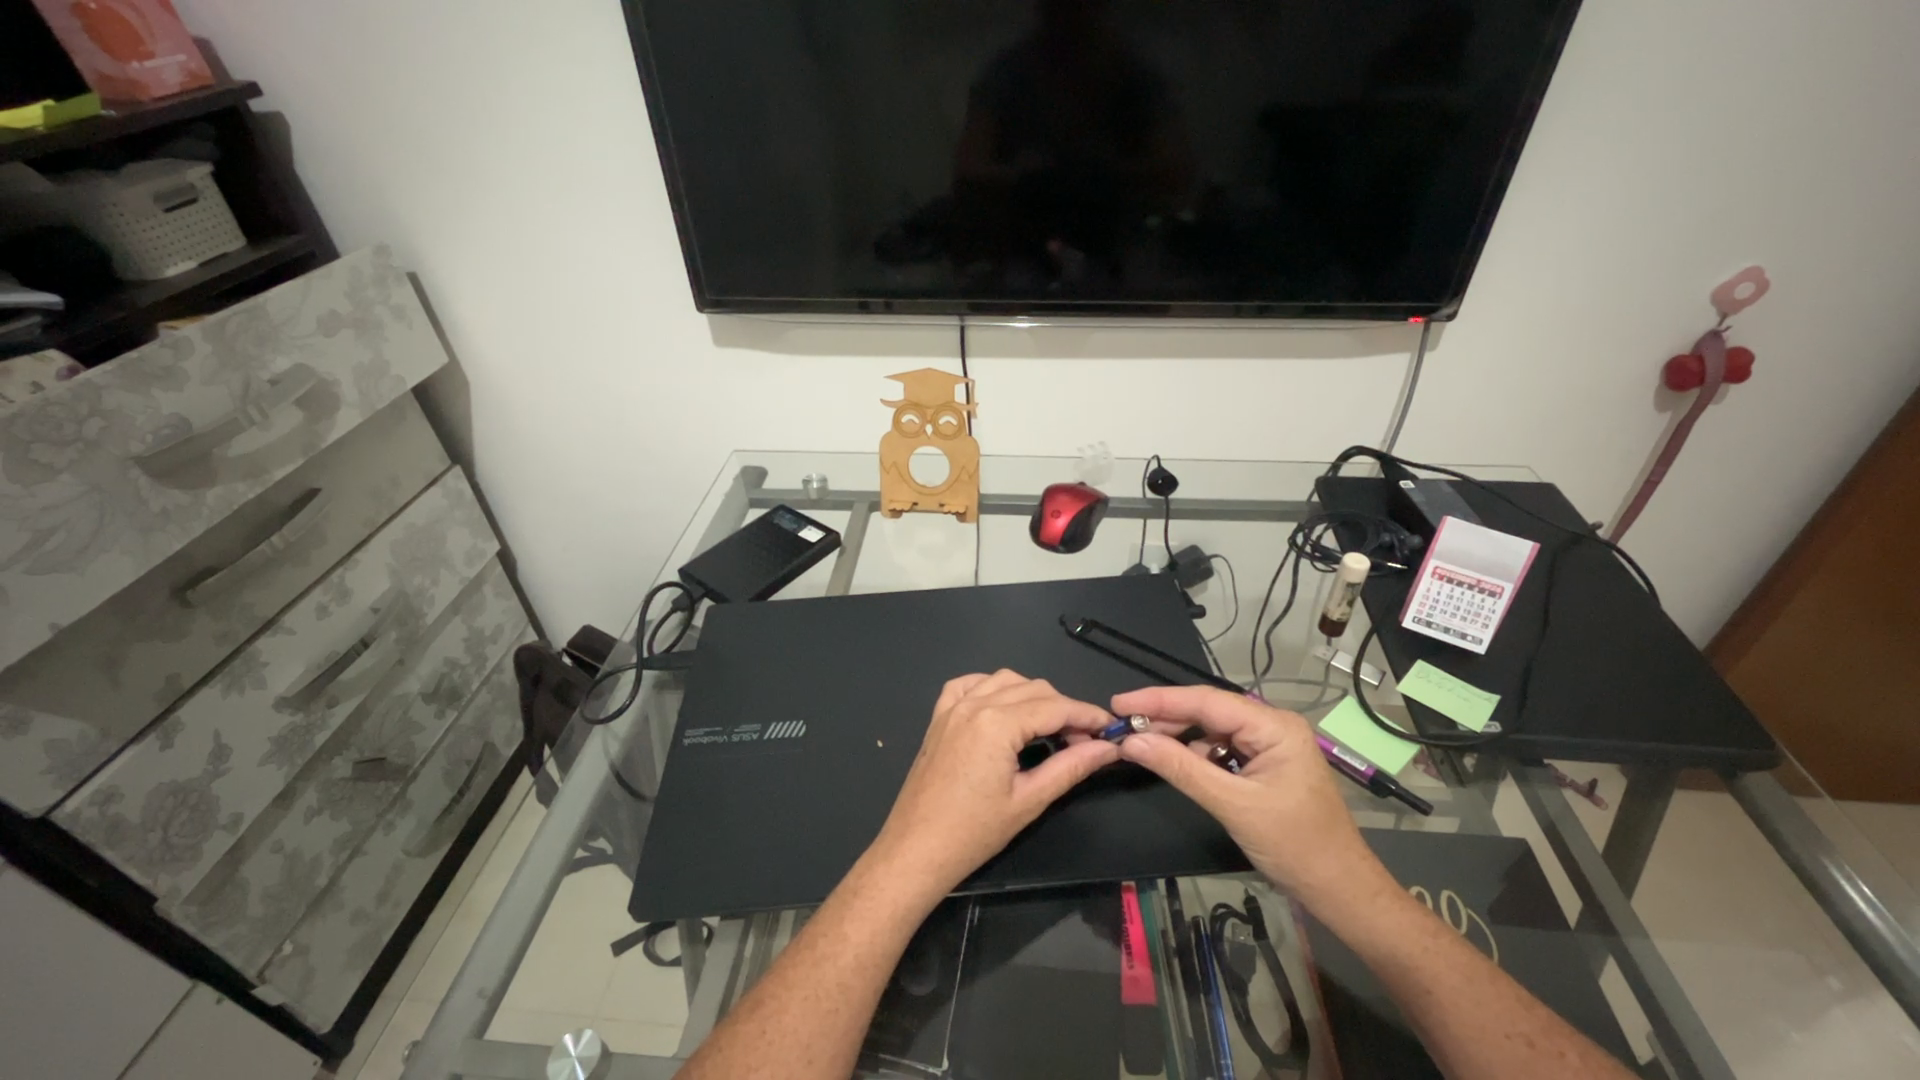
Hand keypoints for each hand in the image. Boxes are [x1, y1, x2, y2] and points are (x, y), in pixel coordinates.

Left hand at [869, 670, 1119, 895]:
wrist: (916, 849)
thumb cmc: (974, 832)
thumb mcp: (1029, 800)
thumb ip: (1071, 767)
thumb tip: (1109, 747)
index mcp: (998, 723)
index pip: (1056, 707)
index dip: (1088, 716)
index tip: (1111, 730)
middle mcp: (975, 704)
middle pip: (1034, 688)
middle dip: (1064, 709)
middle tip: (1083, 742)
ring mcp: (952, 708)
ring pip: (1004, 680)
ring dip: (1032, 696)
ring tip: (1050, 728)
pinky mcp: (938, 718)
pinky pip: (968, 685)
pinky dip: (991, 688)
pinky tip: (1004, 708)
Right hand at [1110, 686, 1391, 909]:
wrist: (1338, 887)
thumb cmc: (1293, 844)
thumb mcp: (1231, 804)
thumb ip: (1180, 768)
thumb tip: (1132, 742)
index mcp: (1274, 726)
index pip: (1206, 701)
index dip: (1159, 700)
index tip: (1119, 703)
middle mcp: (1272, 726)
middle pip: (1208, 711)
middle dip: (1165, 717)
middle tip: (1121, 726)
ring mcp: (1269, 745)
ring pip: (1212, 730)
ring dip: (1178, 736)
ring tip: (1139, 742)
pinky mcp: (1264, 765)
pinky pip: (1221, 749)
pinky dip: (1195, 754)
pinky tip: (1171, 760)